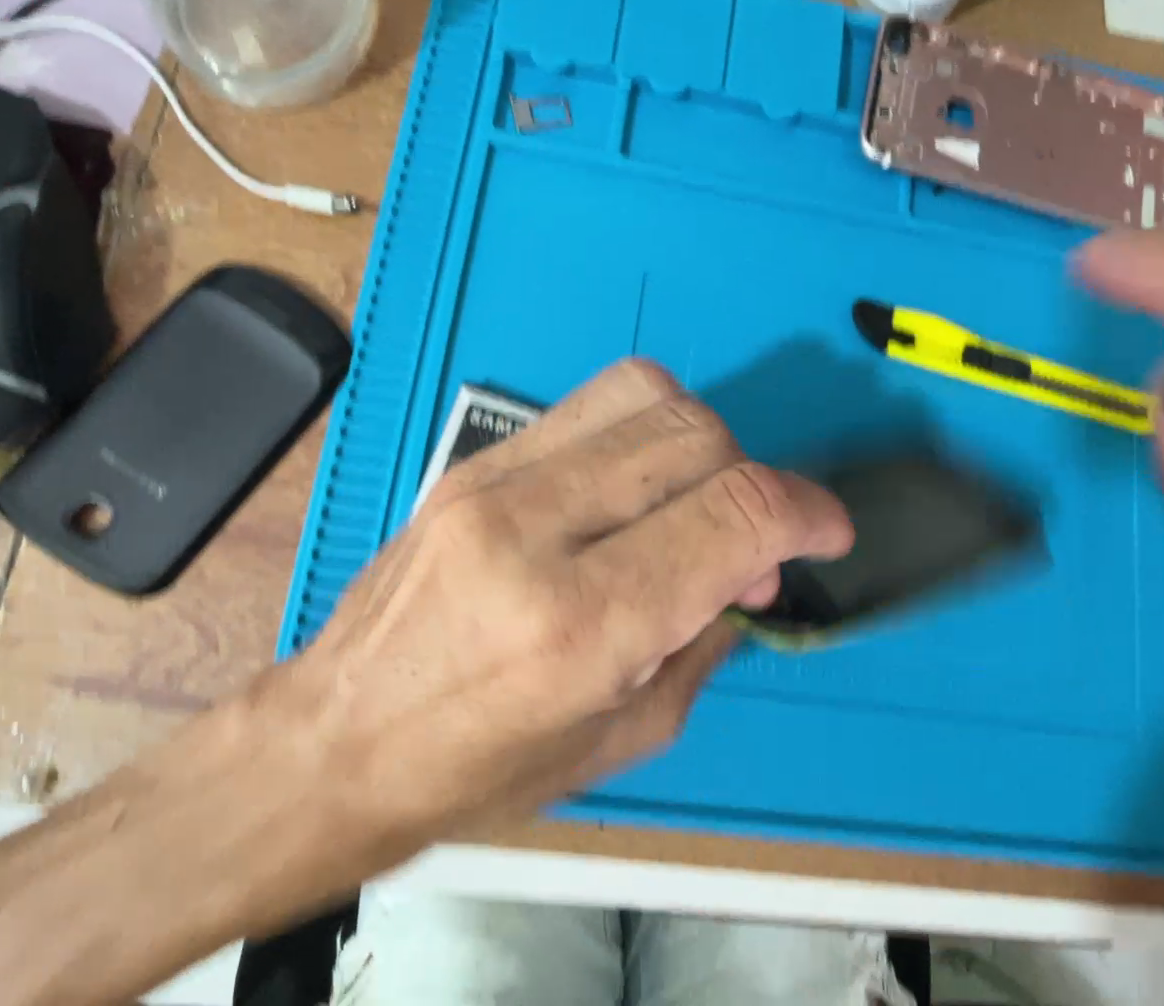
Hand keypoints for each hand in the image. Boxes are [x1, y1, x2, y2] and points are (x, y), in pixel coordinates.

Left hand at [246, 359, 853, 861]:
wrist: (338, 741)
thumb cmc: (478, 769)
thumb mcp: (624, 739)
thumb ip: (704, 640)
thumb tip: (750, 572)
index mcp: (582, 624)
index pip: (733, 514)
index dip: (807, 511)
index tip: (825, 531)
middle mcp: (536, 531)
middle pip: (698, 436)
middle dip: (757, 480)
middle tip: (750, 545)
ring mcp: (492, 483)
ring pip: (647, 394)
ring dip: (702, 443)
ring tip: (693, 505)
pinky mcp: (469, 464)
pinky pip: (588, 407)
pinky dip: (642, 435)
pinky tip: (635, 492)